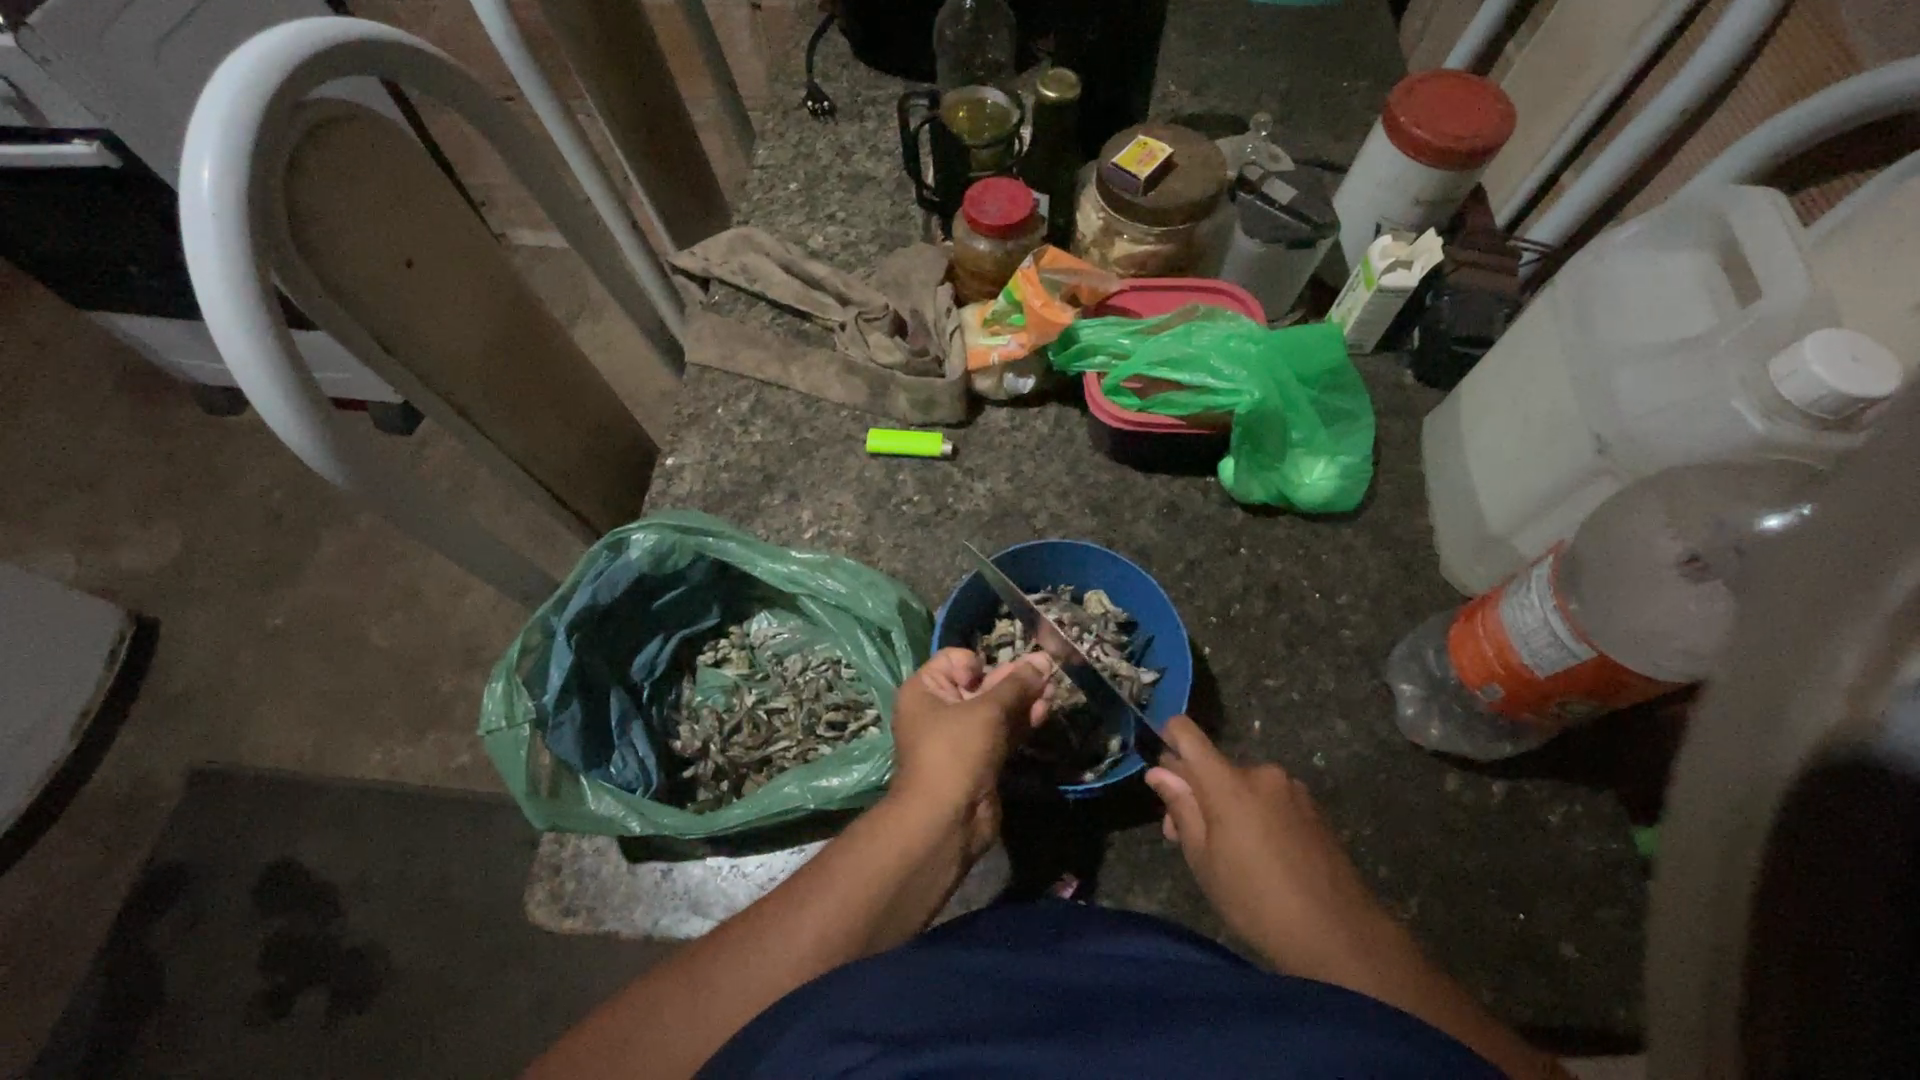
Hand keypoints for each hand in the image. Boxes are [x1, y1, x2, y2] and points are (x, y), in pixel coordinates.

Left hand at [888, 648, 1052, 856]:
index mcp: (925, 690)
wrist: (946, 819)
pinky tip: (1045, 710)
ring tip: (1053, 688)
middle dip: (1013, 679)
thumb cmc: (956, 751)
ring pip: (996, 710)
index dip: (979, 663)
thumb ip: (1016, 685)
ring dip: (1023, 699)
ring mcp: (961, 738)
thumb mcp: (986, 711)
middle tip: (1047, 671)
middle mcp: (939, 710)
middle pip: (980, 684)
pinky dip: (1021, 721)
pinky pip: (1002, 732)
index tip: (997, 673)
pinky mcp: (980, 760)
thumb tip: (1042, 660)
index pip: (955, 660)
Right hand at [1144, 716, 1399, 979]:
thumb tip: (1159, 772)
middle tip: (1183, 838)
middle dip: (1194, 793)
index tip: (1159, 768)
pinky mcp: (1313, 808)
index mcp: (1229, 783)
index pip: (1187, 733)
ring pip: (1241, 786)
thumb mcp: (1203, 860)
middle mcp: (1261, 774)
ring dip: (1225, 807)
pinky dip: (1254, 815)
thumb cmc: (1256, 901)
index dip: (1167, 738)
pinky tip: (1261, 857)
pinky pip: (1269, 799)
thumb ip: (1181, 808)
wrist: (1339, 934)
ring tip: (1227, 854)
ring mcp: (1292, 789)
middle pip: (1213, 768)